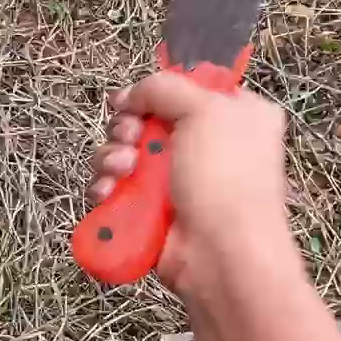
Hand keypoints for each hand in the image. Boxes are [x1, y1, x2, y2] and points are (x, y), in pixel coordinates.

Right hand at [86, 70, 295, 294]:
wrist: (220, 253)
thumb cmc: (225, 178)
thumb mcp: (204, 111)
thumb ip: (164, 88)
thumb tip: (130, 95)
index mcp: (234, 115)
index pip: (184, 90)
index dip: (154, 92)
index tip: (135, 101)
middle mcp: (206, 145)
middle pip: (145, 120)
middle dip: (126, 128)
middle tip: (130, 138)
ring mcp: (176, 179)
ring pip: (124, 153)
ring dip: (112, 158)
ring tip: (121, 172)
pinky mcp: (150, 207)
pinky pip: (115, 186)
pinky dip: (106, 187)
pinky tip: (109, 192)